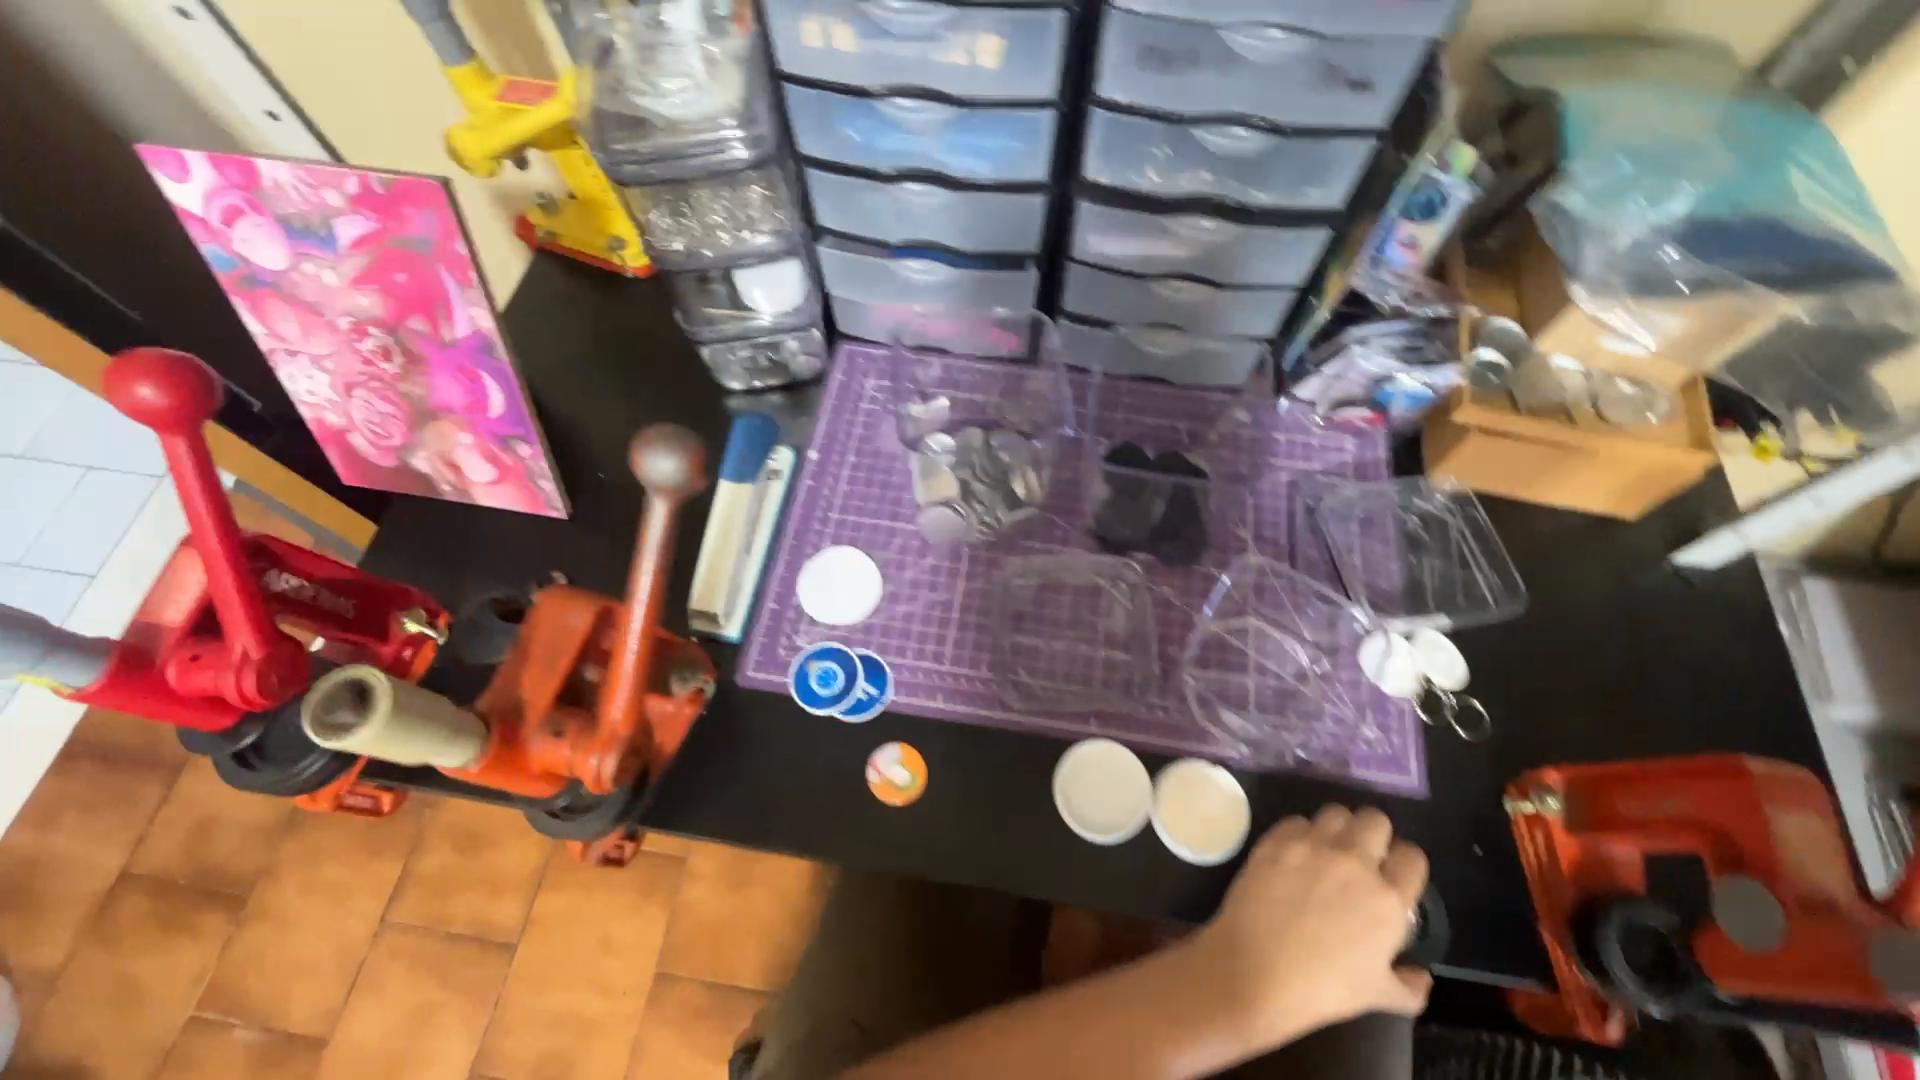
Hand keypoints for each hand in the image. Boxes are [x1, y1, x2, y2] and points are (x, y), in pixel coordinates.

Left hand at [1186, 805, 1430, 1049]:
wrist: (1256, 971)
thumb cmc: (1323, 988)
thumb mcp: (1378, 996)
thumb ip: (1409, 987)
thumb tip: (1422, 977)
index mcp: (1387, 898)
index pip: (1412, 857)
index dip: (1404, 862)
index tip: (1393, 873)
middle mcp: (1353, 862)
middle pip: (1376, 820)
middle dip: (1374, 834)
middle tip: (1362, 854)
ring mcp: (1312, 847)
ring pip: (1336, 813)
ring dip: (1337, 828)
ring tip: (1328, 848)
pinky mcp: (1275, 842)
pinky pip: (1295, 821)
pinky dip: (1298, 833)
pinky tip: (1294, 853)